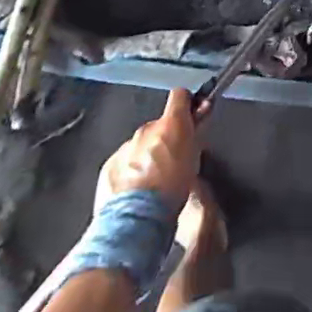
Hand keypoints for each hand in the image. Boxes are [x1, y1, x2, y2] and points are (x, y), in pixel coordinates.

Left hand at [93, 89, 199, 212]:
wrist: (137, 216)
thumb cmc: (170, 188)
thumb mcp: (196, 154)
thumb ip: (197, 129)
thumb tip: (201, 113)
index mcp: (170, 124)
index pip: (179, 95)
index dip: (187, 102)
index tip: (192, 110)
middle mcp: (145, 130)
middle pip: (159, 124)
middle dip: (167, 136)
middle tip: (176, 156)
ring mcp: (125, 147)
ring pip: (141, 144)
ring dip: (149, 154)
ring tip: (157, 178)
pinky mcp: (110, 165)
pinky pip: (125, 160)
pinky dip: (132, 169)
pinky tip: (141, 186)